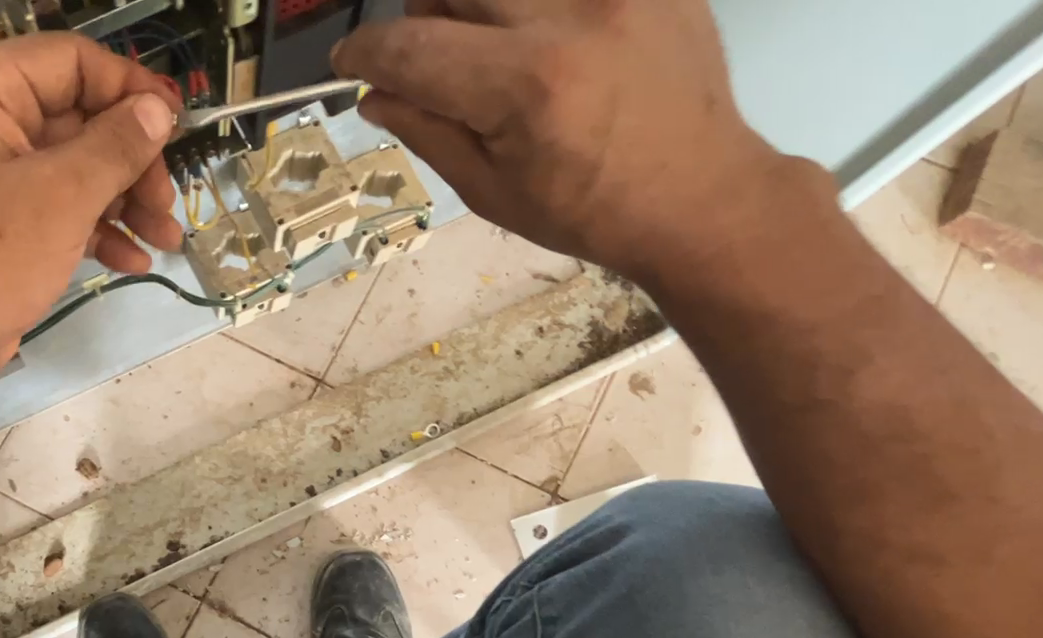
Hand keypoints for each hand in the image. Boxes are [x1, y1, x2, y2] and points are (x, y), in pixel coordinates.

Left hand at [0, 34, 183, 383]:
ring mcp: (0, 180)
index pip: (71, 61)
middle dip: (134, 163)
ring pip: (80, 172)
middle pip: (83, 121)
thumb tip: (158, 111)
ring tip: (166, 238)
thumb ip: (116, 146)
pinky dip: (102, 233)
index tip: (175, 123)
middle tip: (167, 200)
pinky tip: (135, 262)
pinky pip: (66, 213)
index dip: (128, 87)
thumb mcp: (63, 195)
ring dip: (128, 204)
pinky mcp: (10, 227)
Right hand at [332, 0, 826, 281]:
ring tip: (483, 44)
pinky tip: (536, 38)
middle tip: (426, 58)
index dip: (367, 53)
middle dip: (421, 15)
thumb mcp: (490, 192)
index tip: (347, 64)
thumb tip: (374, 94)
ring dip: (472, 4)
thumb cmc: (583, 212)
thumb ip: (428, 131)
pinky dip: (527, 8)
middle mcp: (570, 14)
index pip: (414, 46)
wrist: (695, 193)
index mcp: (524, 86)